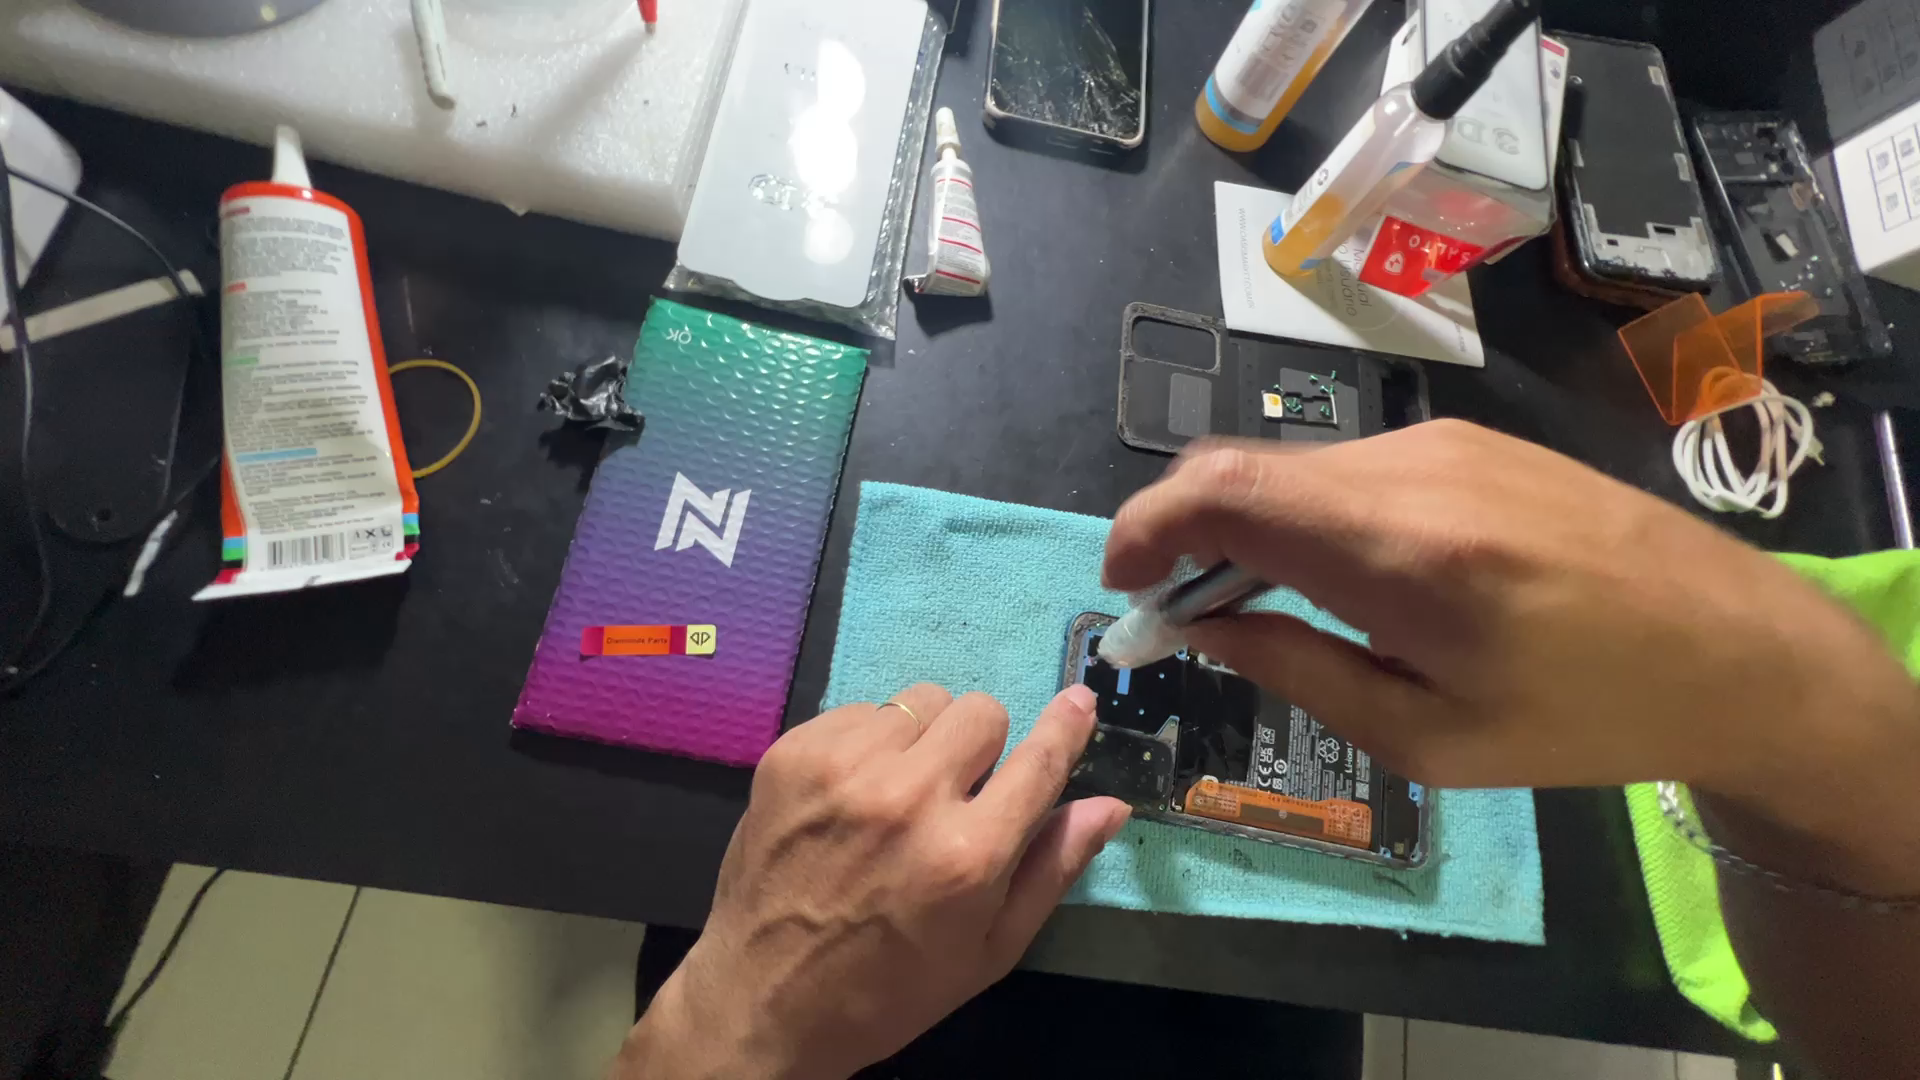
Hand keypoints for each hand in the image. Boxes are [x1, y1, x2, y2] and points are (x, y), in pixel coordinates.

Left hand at [613, 684, 1130, 1079]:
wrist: (759, 997)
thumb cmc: (891, 985)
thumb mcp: (989, 948)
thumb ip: (1054, 867)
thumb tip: (1111, 804)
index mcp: (966, 855)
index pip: (1039, 762)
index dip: (1067, 725)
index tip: (1080, 698)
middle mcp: (908, 797)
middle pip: (980, 710)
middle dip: (981, 745)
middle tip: (956, 789)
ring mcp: (844, 766)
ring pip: (921, 700)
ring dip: (924, 738)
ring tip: (897, 789)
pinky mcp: (794, 750)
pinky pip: (863, 708)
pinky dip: (870, 740)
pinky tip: (851, 790)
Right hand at [1103, 421, 1919, 890]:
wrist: (1749, 652)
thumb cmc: (1579, 719)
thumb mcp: (1419, 734)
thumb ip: (1290, 668)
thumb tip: (1198, 625)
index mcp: (1399, 552)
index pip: (1223, 494)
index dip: (1146, 526)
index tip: (1124, 581)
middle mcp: (1407, 472)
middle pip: (1236, 467)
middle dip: (1175, 528)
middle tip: (1169, 600)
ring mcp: (1434, 445)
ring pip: (1281, 467)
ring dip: (1231, 523)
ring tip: (1241, 592)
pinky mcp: (1456, 442)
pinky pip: (1332, 469)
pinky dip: (1286, 511)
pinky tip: (1314, 565)